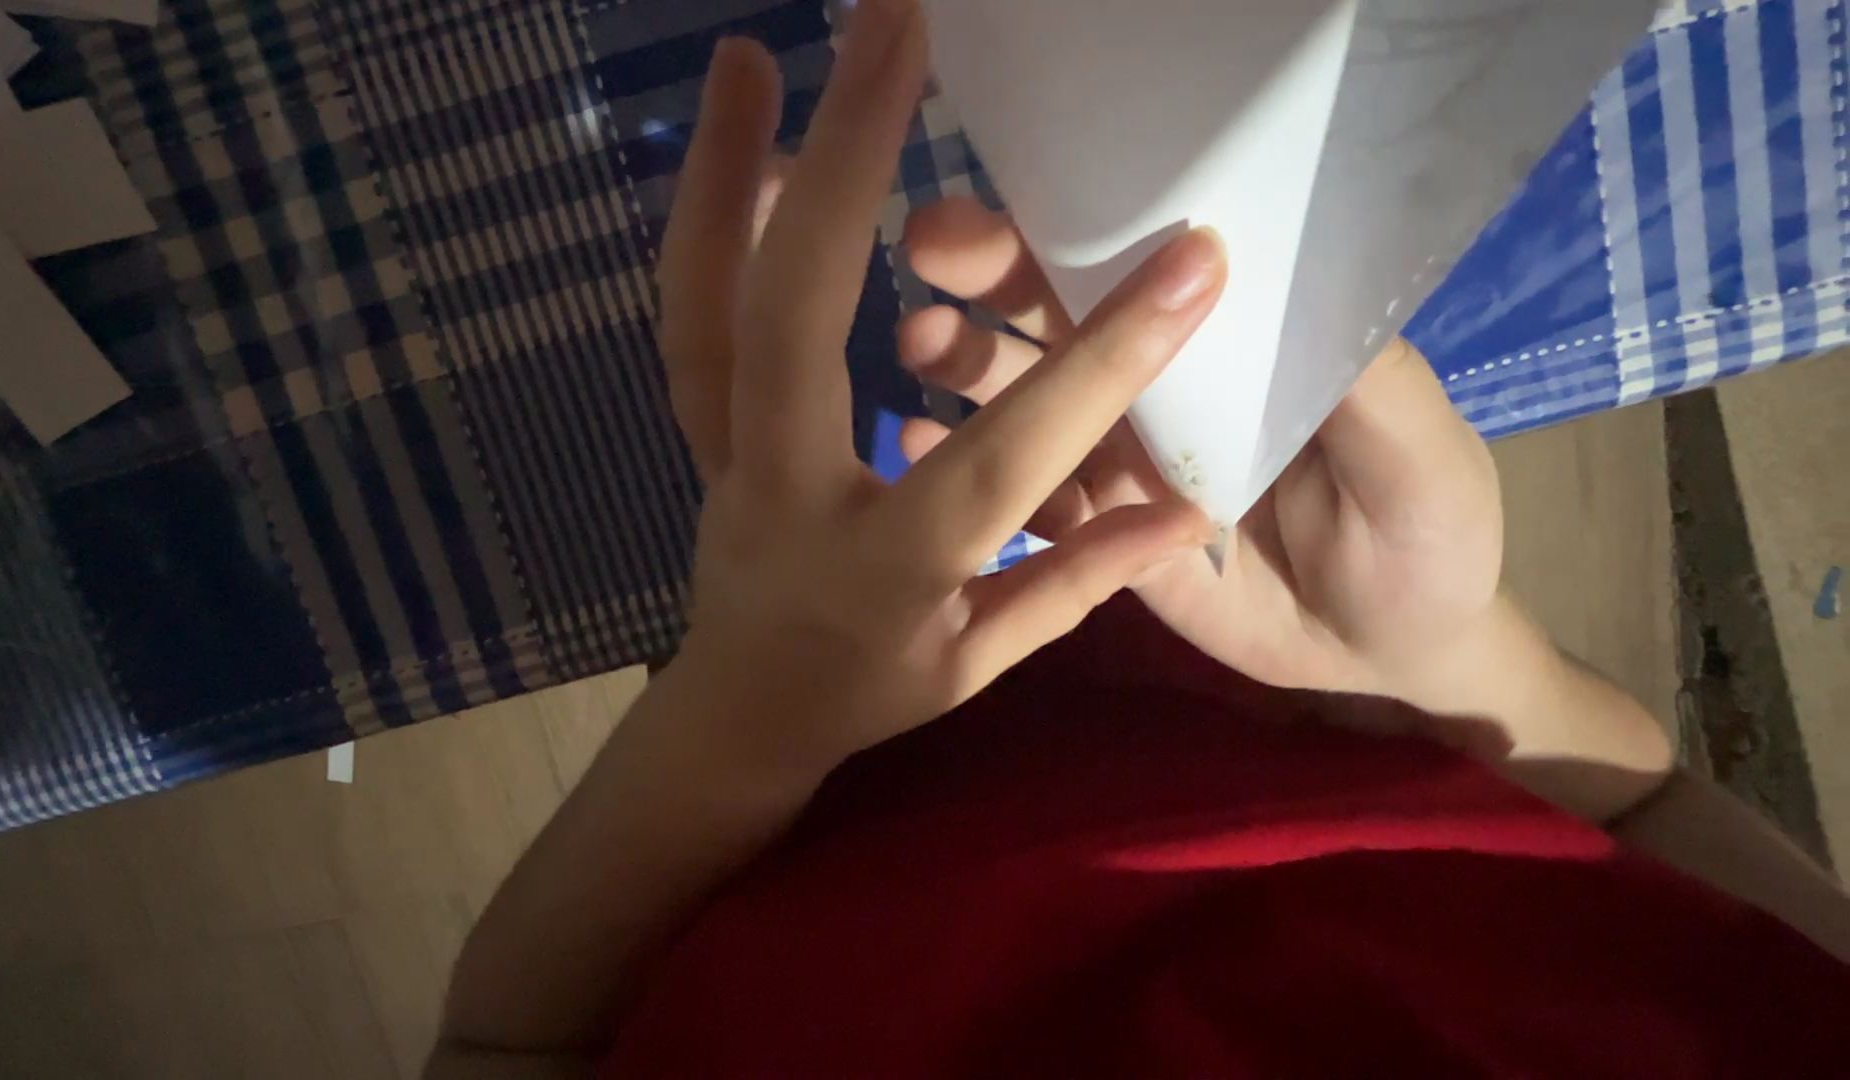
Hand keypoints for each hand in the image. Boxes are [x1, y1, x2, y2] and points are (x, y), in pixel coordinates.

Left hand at [655, 1, 1223, 771]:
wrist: (742, 713)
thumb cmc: (866, 694)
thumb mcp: (978, 663)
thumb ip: (1075, 586)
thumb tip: (1181, 517)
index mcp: (886, 567)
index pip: (1003, 455)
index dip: (1098, 364)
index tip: (1188, 261)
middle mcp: (790, 494)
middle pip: (798, 318)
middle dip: (847, 161)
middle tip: (893, 23)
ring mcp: (728, 457)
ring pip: (709, 305)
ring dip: (727, 172)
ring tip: (749, 57)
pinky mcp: (702, 437)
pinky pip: (690, 326)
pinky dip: (706, 233)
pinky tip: (744, 159)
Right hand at [897, 198, 1506, 709]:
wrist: (1382, 654)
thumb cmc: (1422, 543)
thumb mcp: (1420, 460)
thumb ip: (1366, 384)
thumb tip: (1279, 278)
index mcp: (1231, 357)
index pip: (1145, 280)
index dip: (1073, 241)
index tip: (994, 218)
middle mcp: (1163, 399)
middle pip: (1066, 333)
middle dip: (994, 290)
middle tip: (925, 263)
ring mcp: (1120, 468)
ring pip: (1030, 411)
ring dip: (969, 373)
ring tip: (914, 346)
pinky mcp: (1096, 536)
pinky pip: (1028, 503)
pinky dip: (972, 476)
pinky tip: (917, 449)